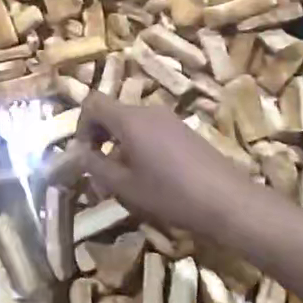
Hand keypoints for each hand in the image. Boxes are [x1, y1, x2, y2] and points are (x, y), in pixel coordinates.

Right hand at [77, 93, 289, 241]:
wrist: (226, 200)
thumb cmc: (169, 194)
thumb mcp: (124, 185)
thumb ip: (95, 166)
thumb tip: (77, 153)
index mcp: (130, 119)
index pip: (93, 103)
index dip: (81, 126)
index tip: (84, 155)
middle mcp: (149, 111)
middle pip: (113, 113)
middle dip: (100, 139)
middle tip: (100, 173)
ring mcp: (170, 119)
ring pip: (132, 124)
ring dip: (120, 146)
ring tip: (124, 181)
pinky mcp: (184, 131)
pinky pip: (151, 131)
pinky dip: (140, 148)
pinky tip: (150, 178)